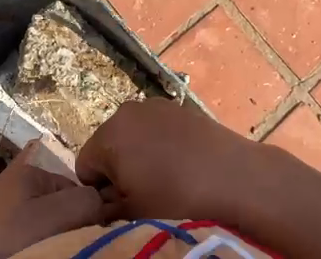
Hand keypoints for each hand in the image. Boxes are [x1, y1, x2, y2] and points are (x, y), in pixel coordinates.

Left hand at [0, 147, 109, 258]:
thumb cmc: (11, 237)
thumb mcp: (56, 216)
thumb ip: (84, 201)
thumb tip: (101, 202)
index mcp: (26, 172)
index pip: (72, 186)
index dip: (84, 209)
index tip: (89, 232)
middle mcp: (7, 182)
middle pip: (51, 201)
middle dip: (63, 221)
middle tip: (67, 243)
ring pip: (32, 218)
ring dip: (44, 234)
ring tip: (48, 250)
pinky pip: (14, 233)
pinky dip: (24, 242)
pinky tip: (27, 250)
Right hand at [75, 99, 260, 223]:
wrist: (235, 178)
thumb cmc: (178, 199)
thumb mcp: (135, 214)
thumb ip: (107, 210)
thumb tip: (100, 206)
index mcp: (108, 135)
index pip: (84, 166)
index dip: (99, 192)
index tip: (122, 205)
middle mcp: (125, 111)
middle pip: (108, 146)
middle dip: (119, 170)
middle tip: (145, 194)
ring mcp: (153, 105)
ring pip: (133, 136)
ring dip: (140, 156)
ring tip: (168, 179)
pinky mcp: (178, 108)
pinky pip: (157, 129)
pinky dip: (162, 145)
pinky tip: (184, 165)